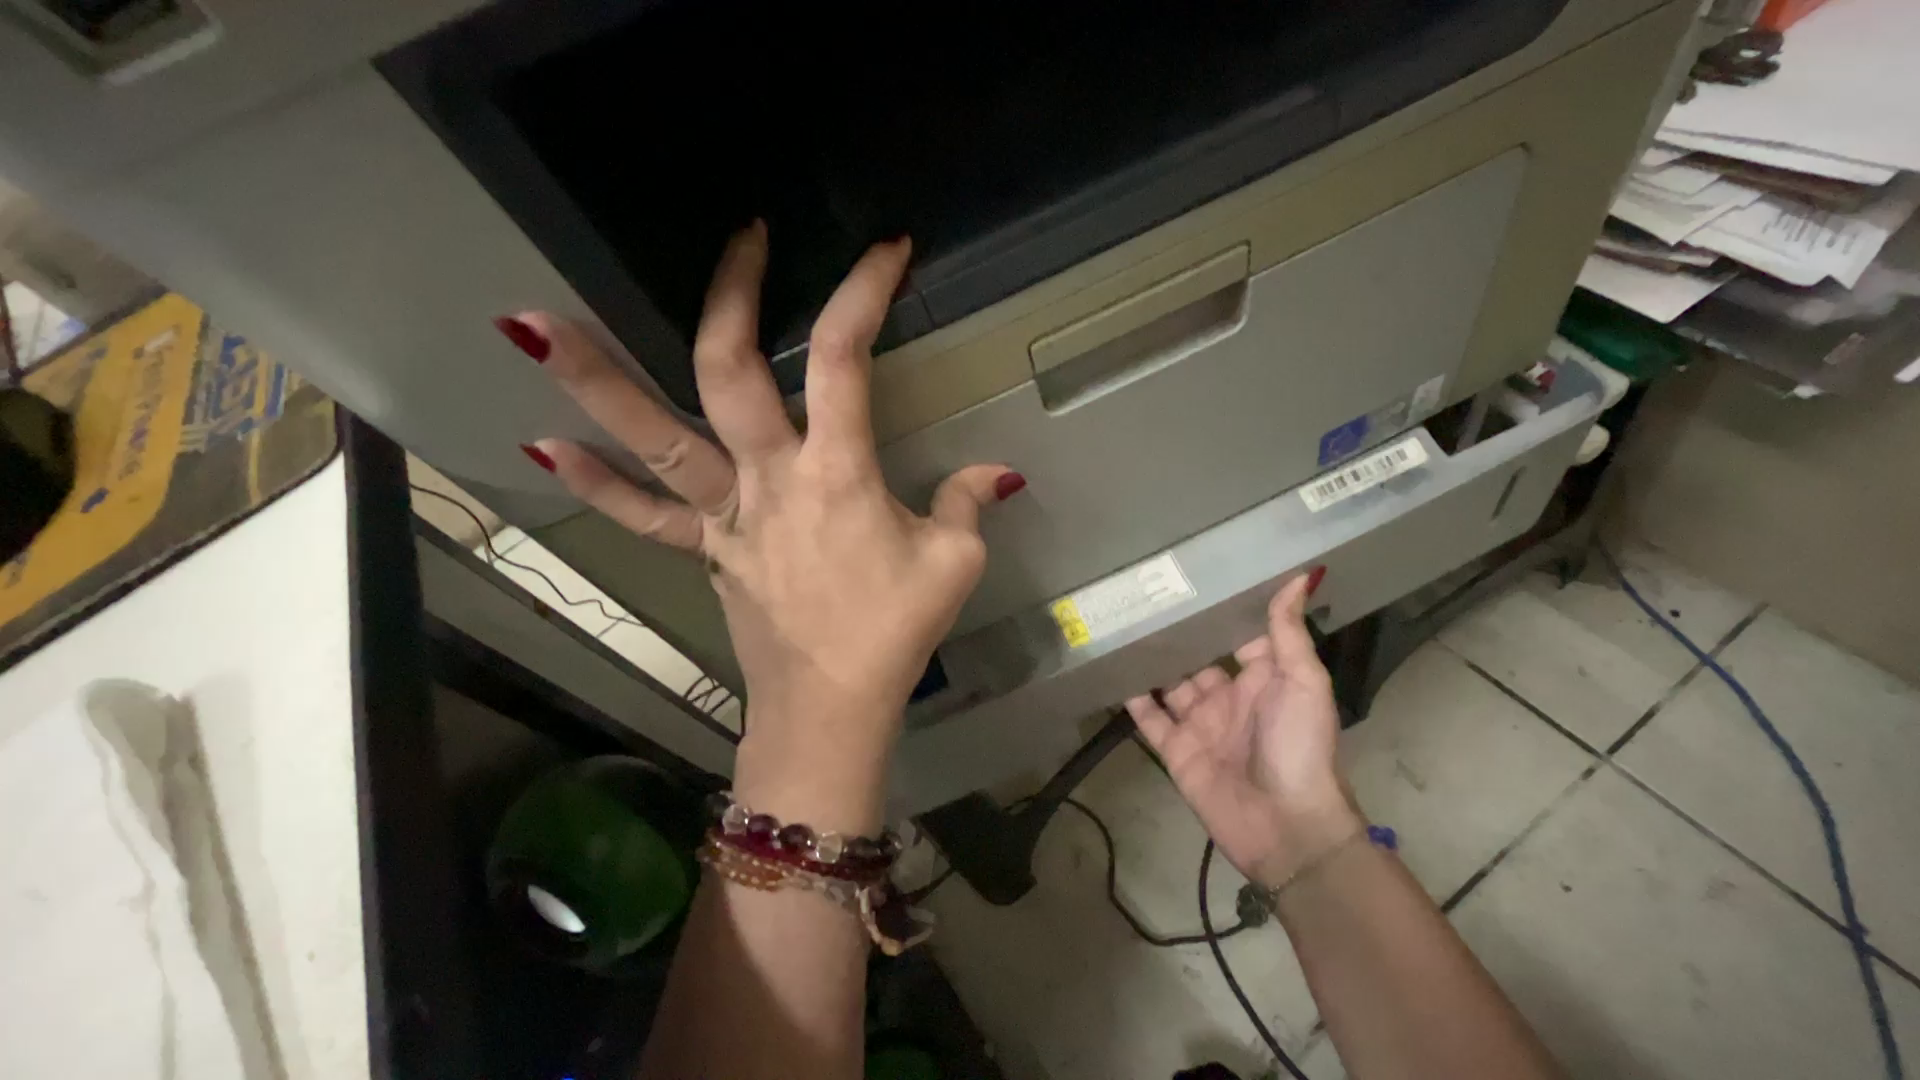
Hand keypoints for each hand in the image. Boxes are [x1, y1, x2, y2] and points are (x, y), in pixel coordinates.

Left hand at [510, 223, 1018, 825]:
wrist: (830, 707)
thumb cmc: (894, 633)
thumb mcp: (954, 564)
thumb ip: (969, 505)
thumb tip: (994, 475)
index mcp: (838, 473)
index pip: (846, 361)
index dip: (864, 294)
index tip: (885, 250)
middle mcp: (769, 478)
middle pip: (731, 373)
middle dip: (732, 299)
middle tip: (741, 240)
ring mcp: (724, 514)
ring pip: (656, 438)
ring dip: (595, 382)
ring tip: (529, 325)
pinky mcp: (704, 549)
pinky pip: (644, 516)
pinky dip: (597, 483)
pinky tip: (542, 446)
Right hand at [1126, 574, 1362, 888]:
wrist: (1284, 825)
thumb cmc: (1299, 747)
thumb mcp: (1304, 682)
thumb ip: (1289, 633)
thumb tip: (1301, 575)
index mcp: (1265, 680)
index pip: (1242, 637)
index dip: (1224, 613)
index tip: (1198, 579)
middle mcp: (1231, 698)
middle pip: (1200, 659)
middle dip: (1180, 635)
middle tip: (1148, 598)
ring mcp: (1201, 724)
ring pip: (1170, 684)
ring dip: (1153, 661)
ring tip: (1124, 626)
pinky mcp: (1176, 749)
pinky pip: (1149, 718)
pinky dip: (1132, 698)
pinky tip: (1113, 670)